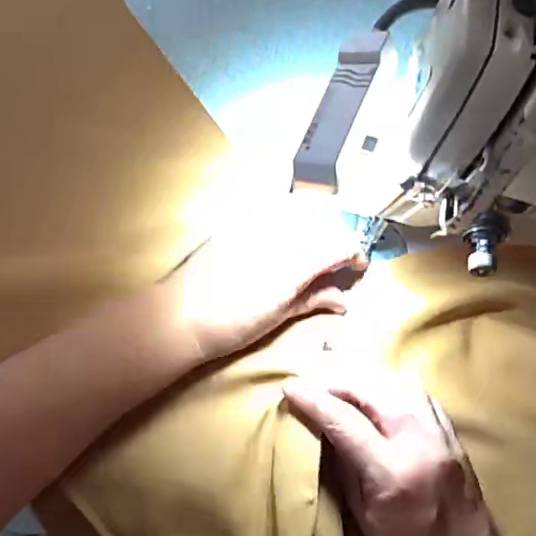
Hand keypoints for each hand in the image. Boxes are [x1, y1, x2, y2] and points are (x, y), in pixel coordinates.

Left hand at [163, 205, 366, 360]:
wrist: (179, 316)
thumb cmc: (230, 325)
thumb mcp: (278, 316)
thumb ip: (313, 298)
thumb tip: (341, 297)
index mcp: (292, 262)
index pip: (339, 242)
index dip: (354, 253)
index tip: (356, 266)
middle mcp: (276, 234)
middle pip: (322, 222)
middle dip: (334, 239)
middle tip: (334, 261)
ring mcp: (253, 224)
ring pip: (298, 210)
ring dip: (312, 227)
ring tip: (309, 251)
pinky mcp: (234, 222)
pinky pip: (270, 210)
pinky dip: (285, 219)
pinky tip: (282, 240)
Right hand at [282, 373, 513, 535]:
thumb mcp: (361, 514)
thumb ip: (342, 464)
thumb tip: (319, 427)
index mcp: (393, 472)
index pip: (343, 419)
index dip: (311, 399)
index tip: (287, 387)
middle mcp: (422, 445)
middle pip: (373, 390)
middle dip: (337, 381)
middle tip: (310, 384)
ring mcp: (443, 438)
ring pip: (399, 385)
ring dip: (364, 380)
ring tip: (339, 385)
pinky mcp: (455, 437)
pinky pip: (420, 396)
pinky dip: (391, 389)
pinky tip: (375, 395)